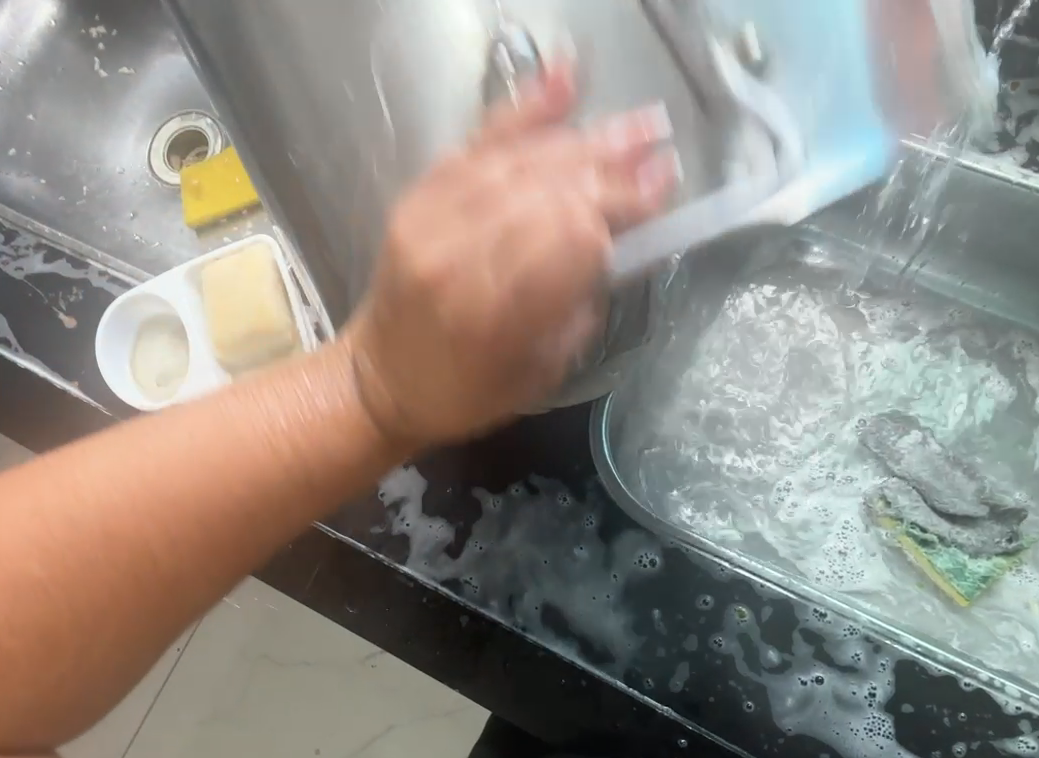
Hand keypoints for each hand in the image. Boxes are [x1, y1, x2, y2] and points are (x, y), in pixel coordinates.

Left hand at [340, 67, 680, 447]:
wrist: (379, 381)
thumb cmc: (465, 394)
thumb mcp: (537, 375)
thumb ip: (576, 309)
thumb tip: (616, 243)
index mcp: (492, 316)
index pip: (570, 238)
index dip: (620, 209)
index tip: (659, 193)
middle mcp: (458, 259)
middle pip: (549, 192)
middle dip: (611, 170)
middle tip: (659, 149)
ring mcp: (431, 221)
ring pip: (521, 161)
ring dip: (584, 139)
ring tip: (636, 124)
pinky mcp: (417, 198)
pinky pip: (478, 143)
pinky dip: (524, 111)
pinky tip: (567, 82)